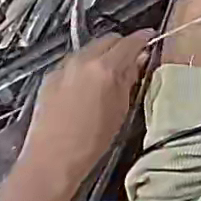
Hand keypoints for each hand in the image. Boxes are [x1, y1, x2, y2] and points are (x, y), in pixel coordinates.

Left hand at [20, 30, 154, 185]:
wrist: (51, 161)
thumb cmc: (91, 142)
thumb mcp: (121, 110)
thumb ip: (129, 79)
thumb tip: (138, 61)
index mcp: (105, 67)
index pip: (130, 42)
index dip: (143, 39)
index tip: (150, 39)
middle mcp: (83, 60)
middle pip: (109, 39)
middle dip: (122, 45)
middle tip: (132, 60)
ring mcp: (63, 67)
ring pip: (90, 48)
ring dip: (102, 55)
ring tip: (109, 75)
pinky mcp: (49, 77)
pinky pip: (73, 63)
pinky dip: (85, 67)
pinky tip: (87, 86)